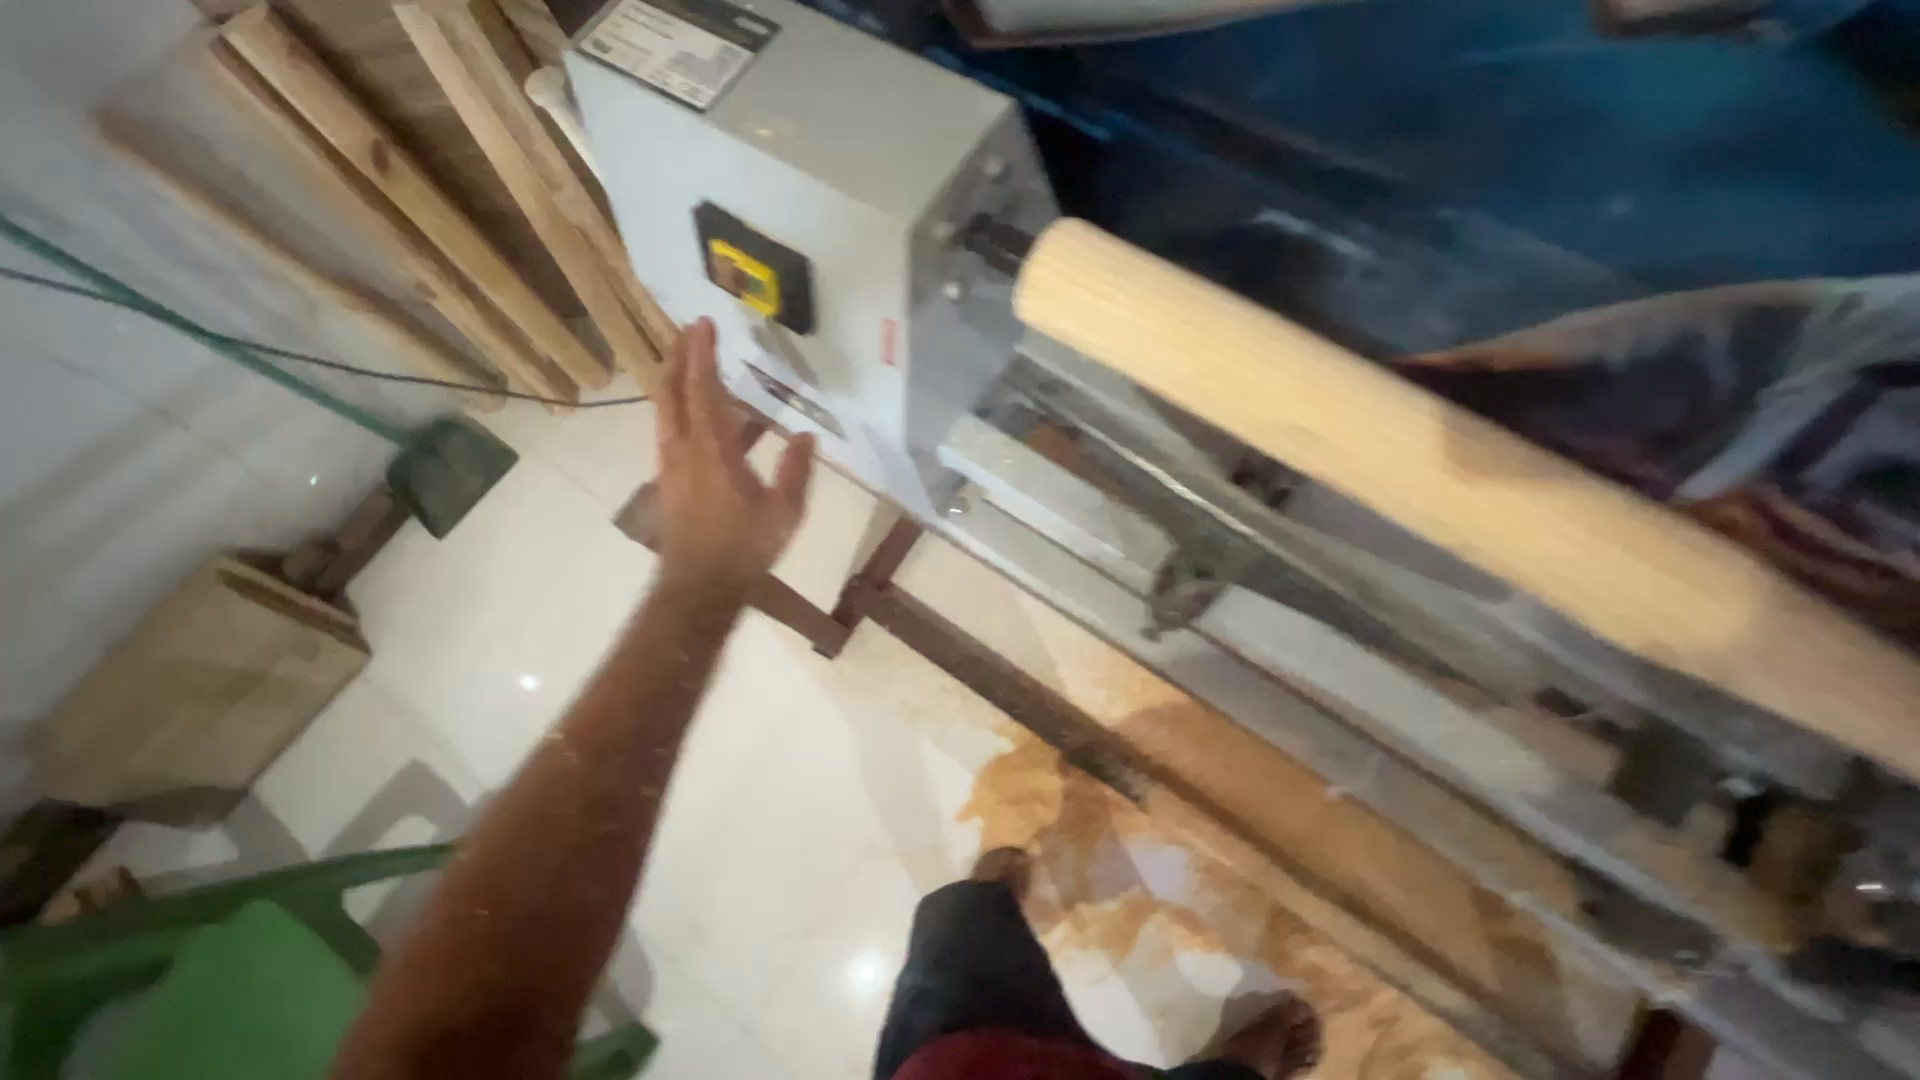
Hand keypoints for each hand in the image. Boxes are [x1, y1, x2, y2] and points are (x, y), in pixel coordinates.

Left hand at [653, 318, 814, 588]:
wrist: (699, 587)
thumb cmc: (744, 547)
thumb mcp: (785, 510)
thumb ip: (796, 470)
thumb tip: (806, 436)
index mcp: (713, 449)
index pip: (703, 389)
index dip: (703, 354)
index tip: (703, 324)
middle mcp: (683, 449)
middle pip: (670, 391)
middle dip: (678, 358)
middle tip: (688, 333)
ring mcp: (670, 466)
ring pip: (665, 412)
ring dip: (675, 383)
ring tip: (691, 368)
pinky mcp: (668, 482)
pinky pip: (672, 433)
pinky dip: (682, 413)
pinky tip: (704, 423)